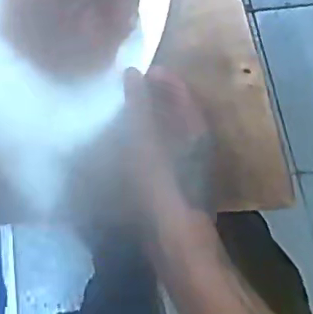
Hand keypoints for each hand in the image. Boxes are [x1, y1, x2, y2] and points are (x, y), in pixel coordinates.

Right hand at [124, 67, 214, 229]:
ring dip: (144, 117)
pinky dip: (142, 140)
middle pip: (173, 108)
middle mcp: (195, 143)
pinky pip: (158, 150)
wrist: (175, 245)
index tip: (135, 68)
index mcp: (195, 128)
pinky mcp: (174, 183)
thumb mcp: (145, 140)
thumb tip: (132, 71)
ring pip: (165, 130)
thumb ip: (139, 105)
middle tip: (122, 86)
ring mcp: (186, 164)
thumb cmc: (163, 187)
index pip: (180, 90)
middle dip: (150, 94)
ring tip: (118, 109)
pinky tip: (121, 143)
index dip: (160, 76)